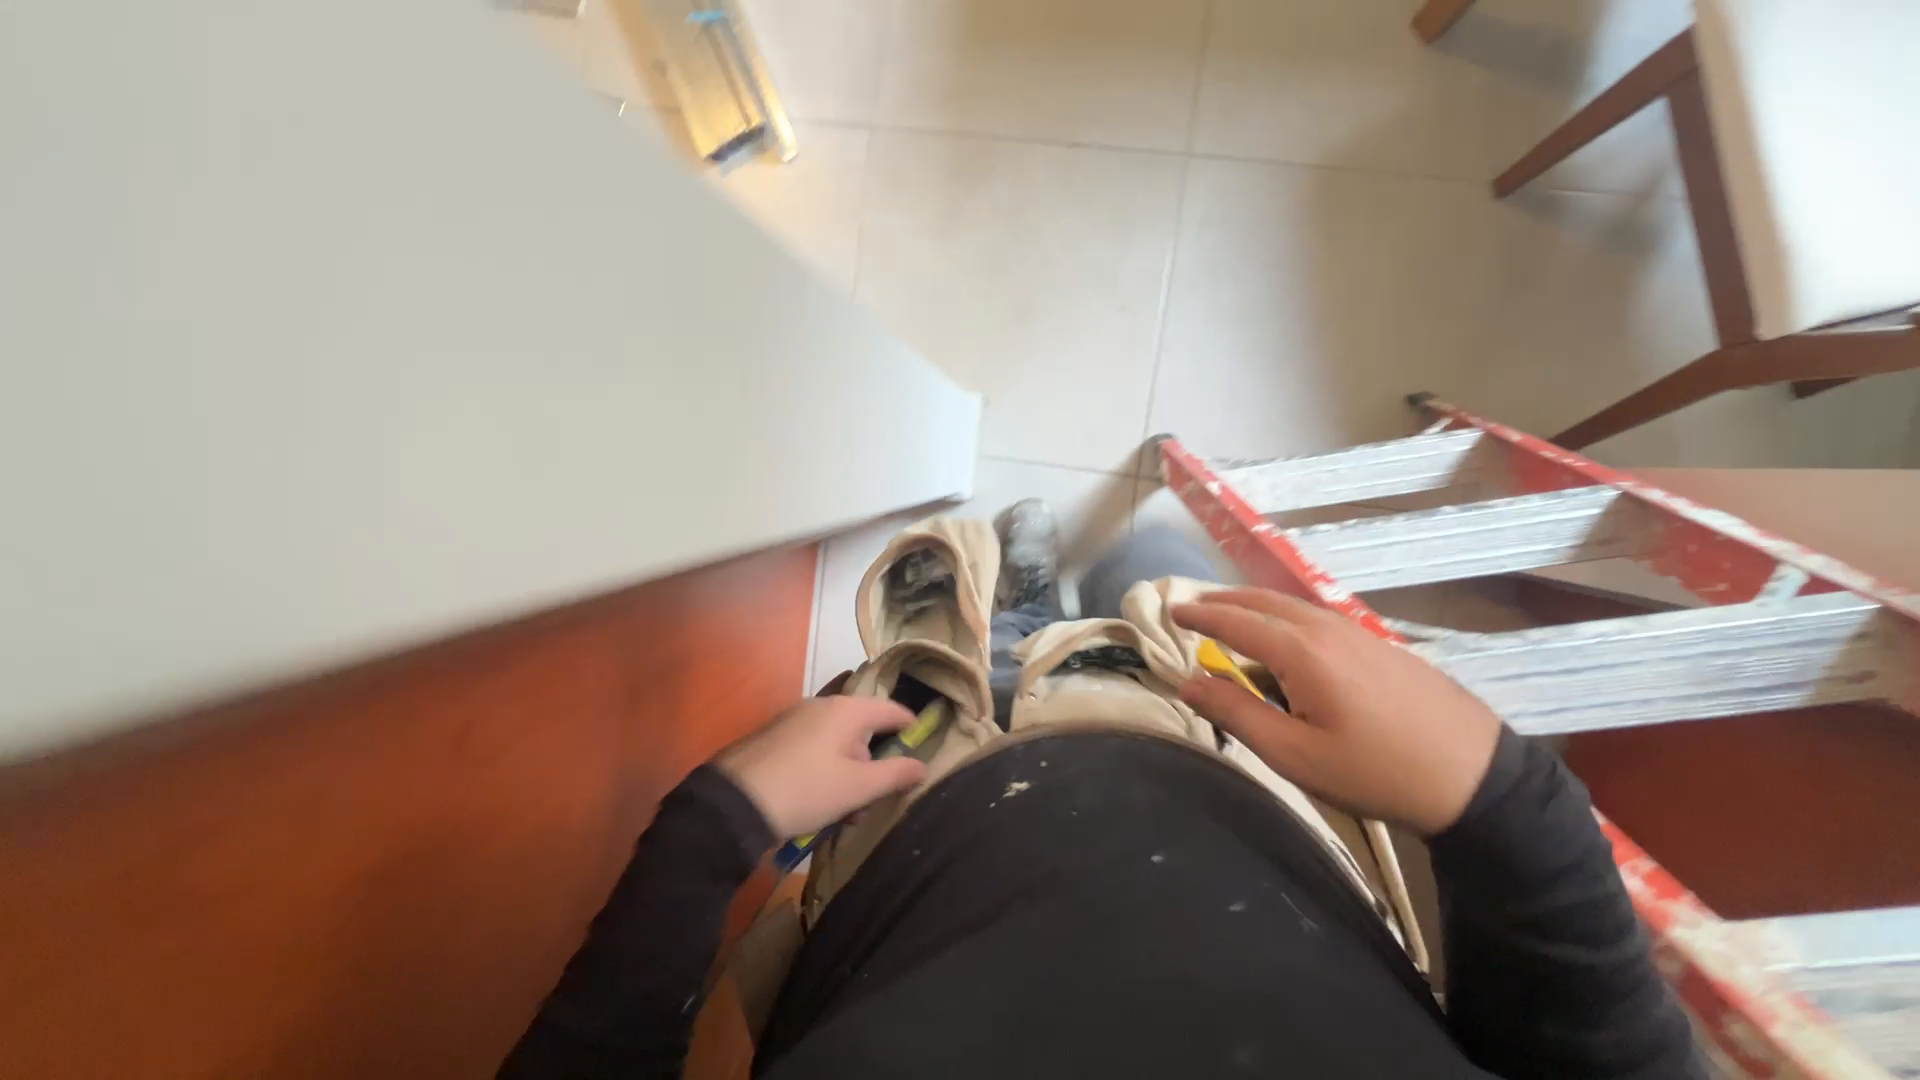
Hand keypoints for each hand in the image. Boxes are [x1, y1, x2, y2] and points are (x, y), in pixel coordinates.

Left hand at [715, 697, 929, 837]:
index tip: (923, 752)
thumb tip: (923, 766)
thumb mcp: (858, 788)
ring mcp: (794, 720)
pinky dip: (824, 771)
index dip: (912, 729)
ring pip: (837, 743)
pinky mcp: (775, 738)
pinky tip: (817, 804)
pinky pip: (814, 749)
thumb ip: (895, 774)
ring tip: (844, 813)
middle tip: (873, 800)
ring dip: (848, 775)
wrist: (732, 803)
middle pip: (864, 730)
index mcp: (847, 710)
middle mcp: (821, 705)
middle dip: (873, 766)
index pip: (893, 711)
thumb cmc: (806, 790)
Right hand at [1172, 588, 1502, 836]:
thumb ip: (1236, 713)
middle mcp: (1326, 629)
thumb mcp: (1294, 754)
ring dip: (1255, 606)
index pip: (1235, 622)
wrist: (1474, 777)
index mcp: (1301, 652)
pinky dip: (1284, 616)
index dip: (1199, 616)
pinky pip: (1317, 617)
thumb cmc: (1374, 771)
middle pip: (1264, 602)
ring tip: (1232, 617)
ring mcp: (1358, 633)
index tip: (1171, 611)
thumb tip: (1189, 681)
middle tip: (1193, 607)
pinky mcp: (1379, 645)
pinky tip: (1286, 637)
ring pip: (1293, 606)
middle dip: (1224, 601)